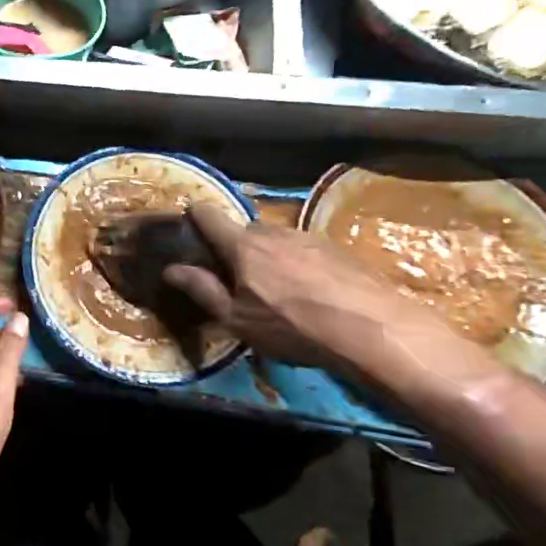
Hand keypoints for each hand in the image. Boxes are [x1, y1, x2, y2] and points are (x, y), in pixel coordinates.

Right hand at [161, 205, 473, 387]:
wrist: (375, 331)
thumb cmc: (293, 327)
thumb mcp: (237, 319)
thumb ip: (202, 290)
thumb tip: (170, 269)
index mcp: (242, 246)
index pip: (210, 215)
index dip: (196, 215)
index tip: (189, 222)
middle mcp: (273, 232)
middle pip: (244, 230)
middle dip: (235, 246)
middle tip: (236, 275)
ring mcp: (309, 237)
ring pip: (276, 240)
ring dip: (269, 255)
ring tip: (276, 288)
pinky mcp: (337, 249)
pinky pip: (304, 250)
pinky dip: (297, 264)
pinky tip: (309, 292)